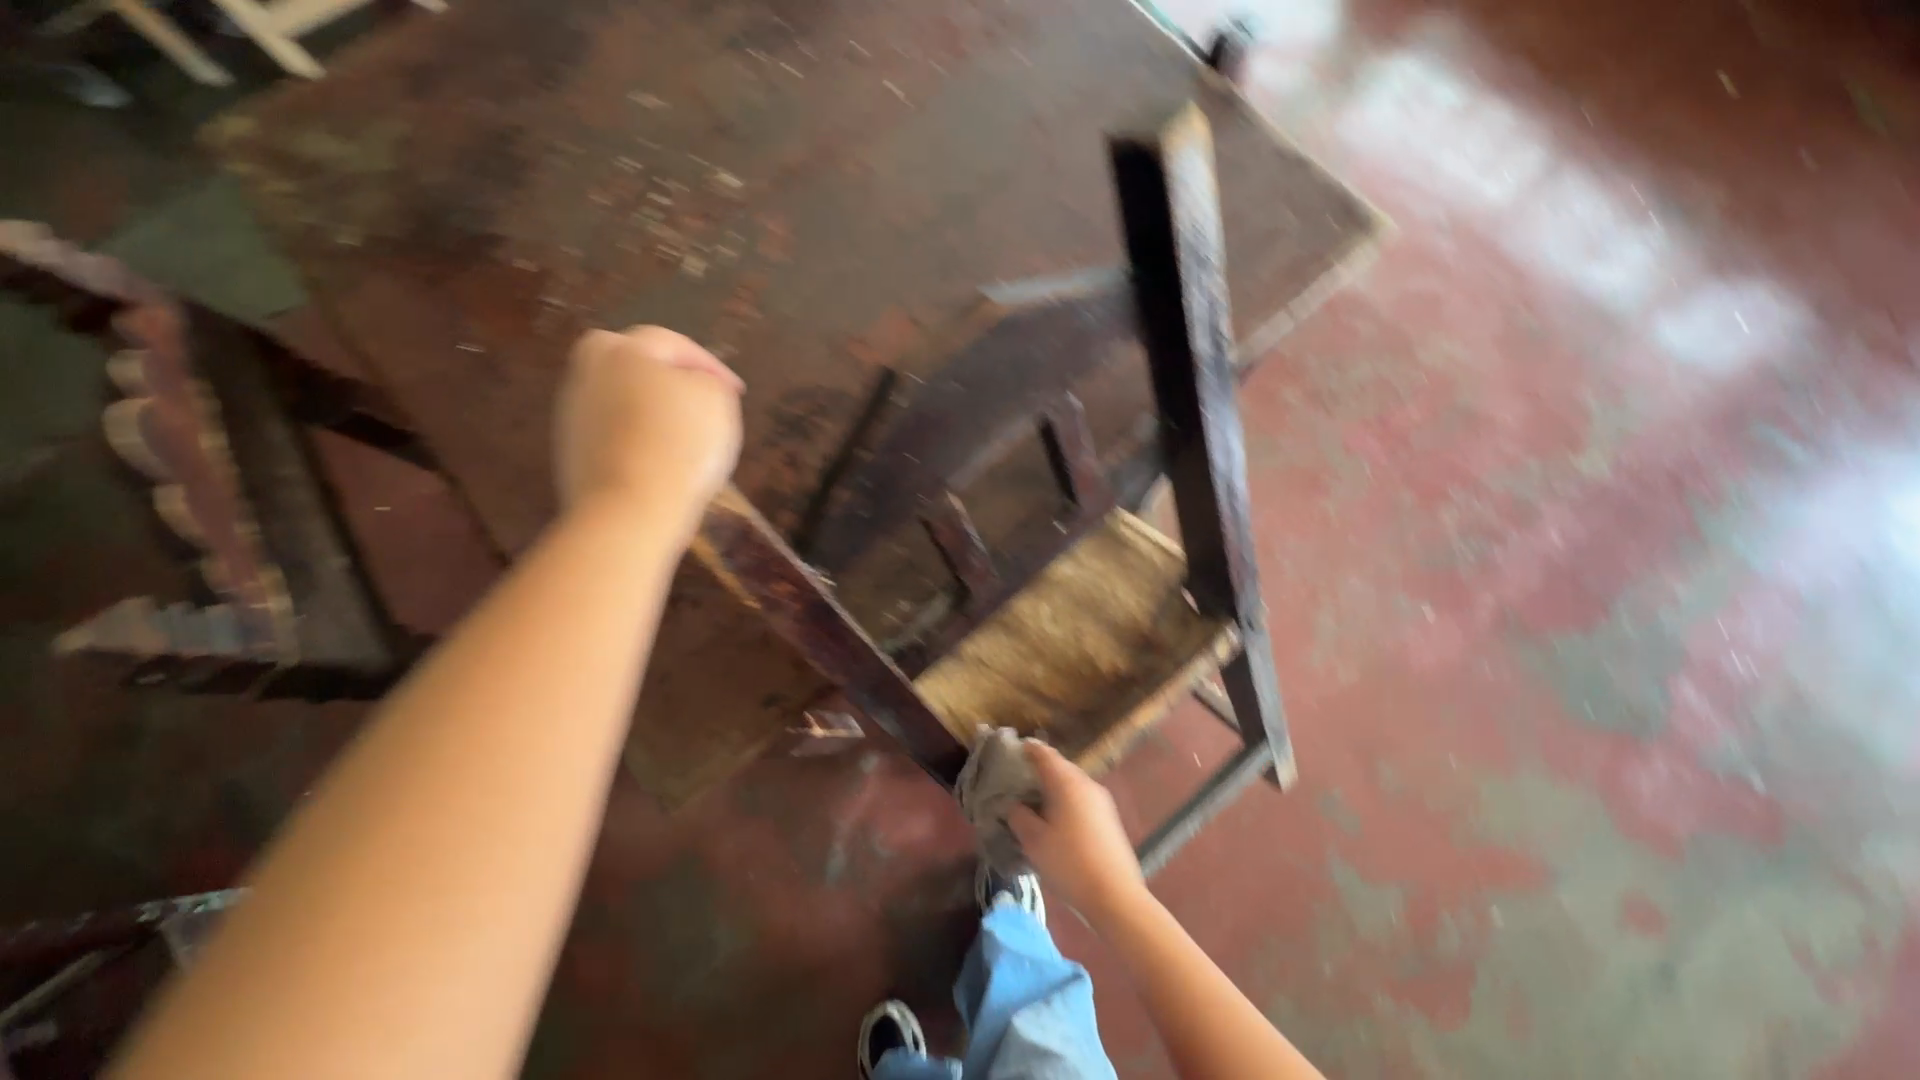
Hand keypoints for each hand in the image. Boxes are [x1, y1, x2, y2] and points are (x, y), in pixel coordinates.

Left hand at [554, 326, 743, 534]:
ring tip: (681, 432)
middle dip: (663, 374)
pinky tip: (659, 458)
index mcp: (624, 350)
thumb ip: (709, 381)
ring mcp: (573, 413)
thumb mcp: (717, 400)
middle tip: (693, 395)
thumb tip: (695, 386)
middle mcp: (590, 372)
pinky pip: (612, 431)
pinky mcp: (570, 451)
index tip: (736, 391)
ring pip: (618, 396)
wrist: (629, 510)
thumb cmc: (680, 446)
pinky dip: (634, 436)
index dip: (711, 366)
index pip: (673, 343)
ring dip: (647, 406)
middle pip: (631, 361)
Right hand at [1009, 740, 1146, 925]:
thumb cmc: (1070, 864)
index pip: (1044, 754)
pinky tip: (1054, 820)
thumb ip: (1019, 816)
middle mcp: (1087, 784)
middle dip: (1038, 771)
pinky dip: (1065, 801)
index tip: (1010, 751)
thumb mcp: (1034, 841)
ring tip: (1032, 802)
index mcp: (1067, 783)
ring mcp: (1102, 801)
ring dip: (1052, 787)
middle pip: (1060, 767)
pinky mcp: (1108, 819)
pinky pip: (1081, 799)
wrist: (1115, 895)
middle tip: (1016, 781)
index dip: (1026, 749)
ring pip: (1071, 784)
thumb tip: (1014, 804)